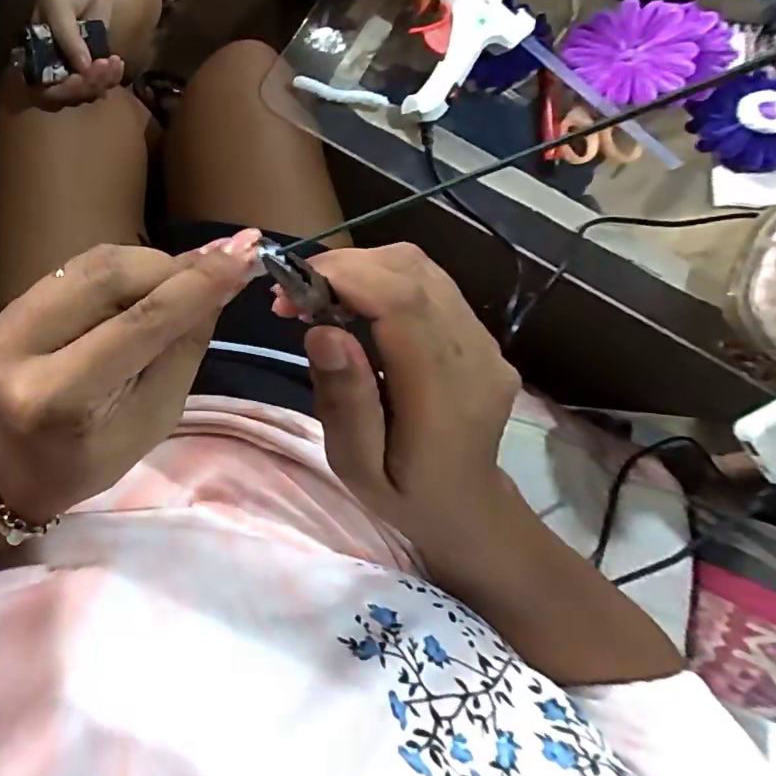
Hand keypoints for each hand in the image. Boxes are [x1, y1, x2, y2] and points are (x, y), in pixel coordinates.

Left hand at [0, 231, 262, 519]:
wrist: (18, 464)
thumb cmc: (92, 458)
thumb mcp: (153, 417)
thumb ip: (183, 345)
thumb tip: (222, 280)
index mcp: (55, 398)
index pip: (138, 325)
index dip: (196, 285)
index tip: (246, 254)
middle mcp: (15, 350)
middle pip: (109, 277)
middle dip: (172, 268)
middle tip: (217, 268)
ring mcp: (2, 323)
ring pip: (92, 263)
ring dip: (149, 265)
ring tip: (182, 283)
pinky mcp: (5, 308)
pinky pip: (75, 269)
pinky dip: (122, 271)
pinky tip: (145, 285)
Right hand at [33, 0, 125, 105]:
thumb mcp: (60, 8)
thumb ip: (68, 39)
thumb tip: (82, 69)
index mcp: (37, 55)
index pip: (46, 90)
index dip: (64, 91)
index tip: (80, 78)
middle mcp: (54, 63)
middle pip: (69, 95)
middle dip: (88, 86)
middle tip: (103, 67)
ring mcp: (74, 62)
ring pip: (87, 90)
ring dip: (103, 82)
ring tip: (114, 62)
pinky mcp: (93, 57)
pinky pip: (101, 78)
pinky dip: (111, 76)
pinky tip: (117, 61)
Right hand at [274, 244, 521, 574]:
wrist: (467, 507)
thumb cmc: (402, 494)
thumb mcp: (356, 466)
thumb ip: (344, 401)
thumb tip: (323, 332)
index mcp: (444, 393)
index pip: (402, 302)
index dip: (344, 278)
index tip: (290, 290)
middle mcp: (475, 354)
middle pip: (411, 272)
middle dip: (343, 267)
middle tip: (293, 297)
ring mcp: (485, 341)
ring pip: (421, 268)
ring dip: (360, 268)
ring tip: (318, 298)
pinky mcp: (480, 334)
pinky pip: (429, 284)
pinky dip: (380, 279)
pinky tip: (353, 305)